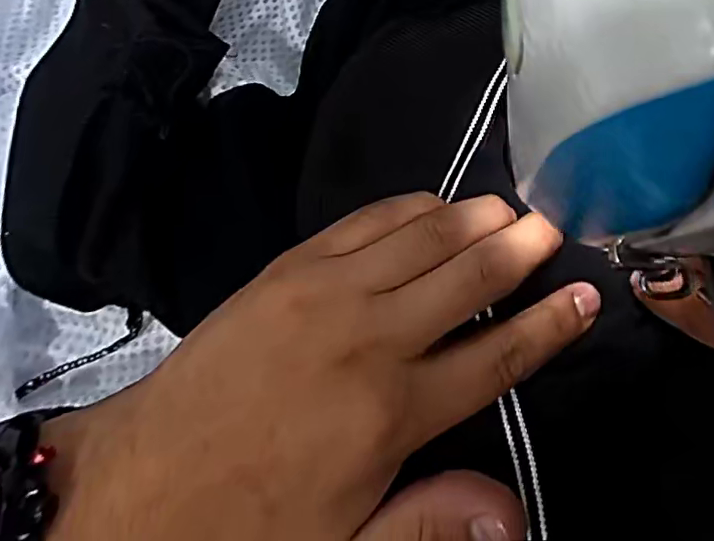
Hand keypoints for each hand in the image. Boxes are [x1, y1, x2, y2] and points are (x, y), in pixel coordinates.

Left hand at [43, 192, 599, 540]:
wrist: (127, 489)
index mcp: (392, 414)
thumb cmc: (244, 527)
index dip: (549, 323)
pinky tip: (435, 205)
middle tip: (552, 224)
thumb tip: (516, 512)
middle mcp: (373, 337)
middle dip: (520, 247)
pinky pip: (371, 219)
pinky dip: (414, 207)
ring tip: (509, 208)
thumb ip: (430, 521)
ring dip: (475, 217)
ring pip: (427, 235)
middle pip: (470, 277)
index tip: (586, 293)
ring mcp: (331, 290)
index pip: (497, 356)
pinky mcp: (295, 264)